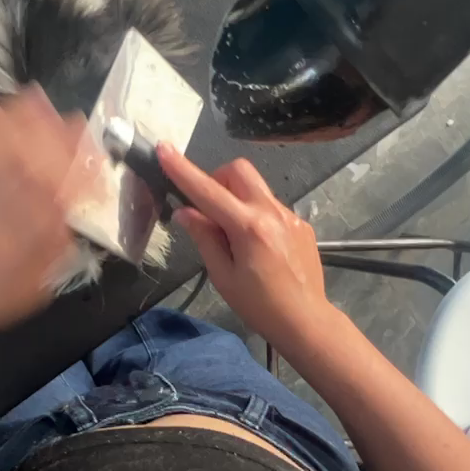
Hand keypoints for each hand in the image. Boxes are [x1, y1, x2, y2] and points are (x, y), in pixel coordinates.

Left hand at [0, 85, 88, 357]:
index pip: (69, 170)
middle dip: (55, 124)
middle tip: (64, 116)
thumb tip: (76, 205)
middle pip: (37, 139)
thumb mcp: (42, 280)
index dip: (83, 150)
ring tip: (32, 99)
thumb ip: (61, 239)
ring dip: (18, 110)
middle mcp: (6, 188)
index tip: (90, 144)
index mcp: (37, 216)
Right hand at [158, 145, 336, 350]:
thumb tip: (186, 212)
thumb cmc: (259, 306)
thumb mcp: (223, 276)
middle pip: (239, 170)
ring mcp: (290, 216)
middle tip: (209, 211)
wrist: (305, 320)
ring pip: (256, 188)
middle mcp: (272, 212)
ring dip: (237, 200)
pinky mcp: (301, 224)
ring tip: (235, 238)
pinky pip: (271, 207)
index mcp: (248, 228)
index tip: (164, 150)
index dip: (182, 170)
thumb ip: (205, 238)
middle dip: (217, 179)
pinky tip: (259, 248)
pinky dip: (255, 216)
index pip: (208, 191)